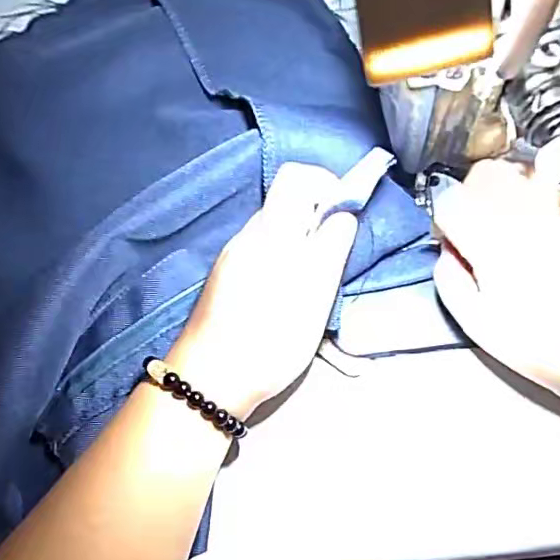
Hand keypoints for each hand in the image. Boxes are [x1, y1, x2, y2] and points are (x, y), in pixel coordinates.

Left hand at [166, 162, 357, 418]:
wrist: (210, 381)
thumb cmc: (269, 338)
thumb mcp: (313, 294)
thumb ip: (330, 248)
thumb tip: (343, 213)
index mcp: (269, 232)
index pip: (297, 177)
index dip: (329, 184)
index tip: (349, 214)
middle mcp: (246, 237)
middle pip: (287, 205)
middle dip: (318, 220)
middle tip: (338, 257)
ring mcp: (232, 260)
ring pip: (275, 234)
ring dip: (303, 246)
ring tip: (318, 284)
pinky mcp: (226, 283)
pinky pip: (263, 256)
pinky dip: (285, 264)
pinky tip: (290, 298)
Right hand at [431, 159, 559, 402]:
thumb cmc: (546, 344)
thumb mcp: (479, 324)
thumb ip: (451, 281)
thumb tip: (447, 252)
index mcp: (491, 236)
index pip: (450, 202)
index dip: (445, 223)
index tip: (454, 241)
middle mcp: (526, 207)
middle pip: (482, 175)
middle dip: (473, 197)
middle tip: (479, 230)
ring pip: (519, 169)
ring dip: (507, 191)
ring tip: (514, 228)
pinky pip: (554, 181)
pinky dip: (541, 195)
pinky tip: (546, 229)